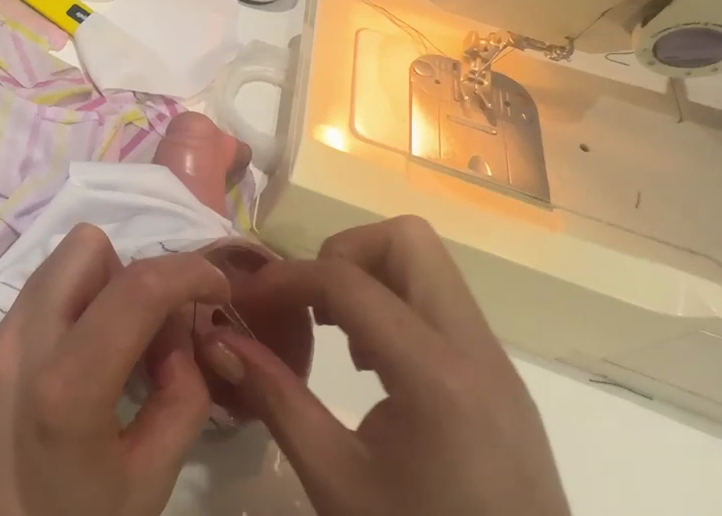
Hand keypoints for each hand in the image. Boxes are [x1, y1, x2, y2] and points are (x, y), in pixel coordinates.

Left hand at [0, 224, 230, 515]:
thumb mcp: (151, 479)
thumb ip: (183, 396)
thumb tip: (179, 334)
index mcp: (67, 382)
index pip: (137, 286)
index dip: (190, 272)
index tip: (220, 289)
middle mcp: (22, 340)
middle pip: (87, 246)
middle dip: (134, 273)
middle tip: (156, 331)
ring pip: (59, 262)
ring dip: (104, 285)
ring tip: (123, 350)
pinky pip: (40, 292)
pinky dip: (76, 303)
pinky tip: (89, 360)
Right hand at [199, 216, 569, 515]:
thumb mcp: (334, 481)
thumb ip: (274, 398)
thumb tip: (218, 340)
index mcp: (434, 374)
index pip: (347, 280)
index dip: (284, 278)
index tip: (246, 305)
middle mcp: (475, 349)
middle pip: (406, 240)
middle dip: (341, 255)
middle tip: (307, 305)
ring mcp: (497, 363)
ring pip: (429, 265)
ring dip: (370, 277)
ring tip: (335, 334)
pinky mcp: (503, 381)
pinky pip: (444, 304)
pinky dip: (397, 305)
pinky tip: (372, 367)